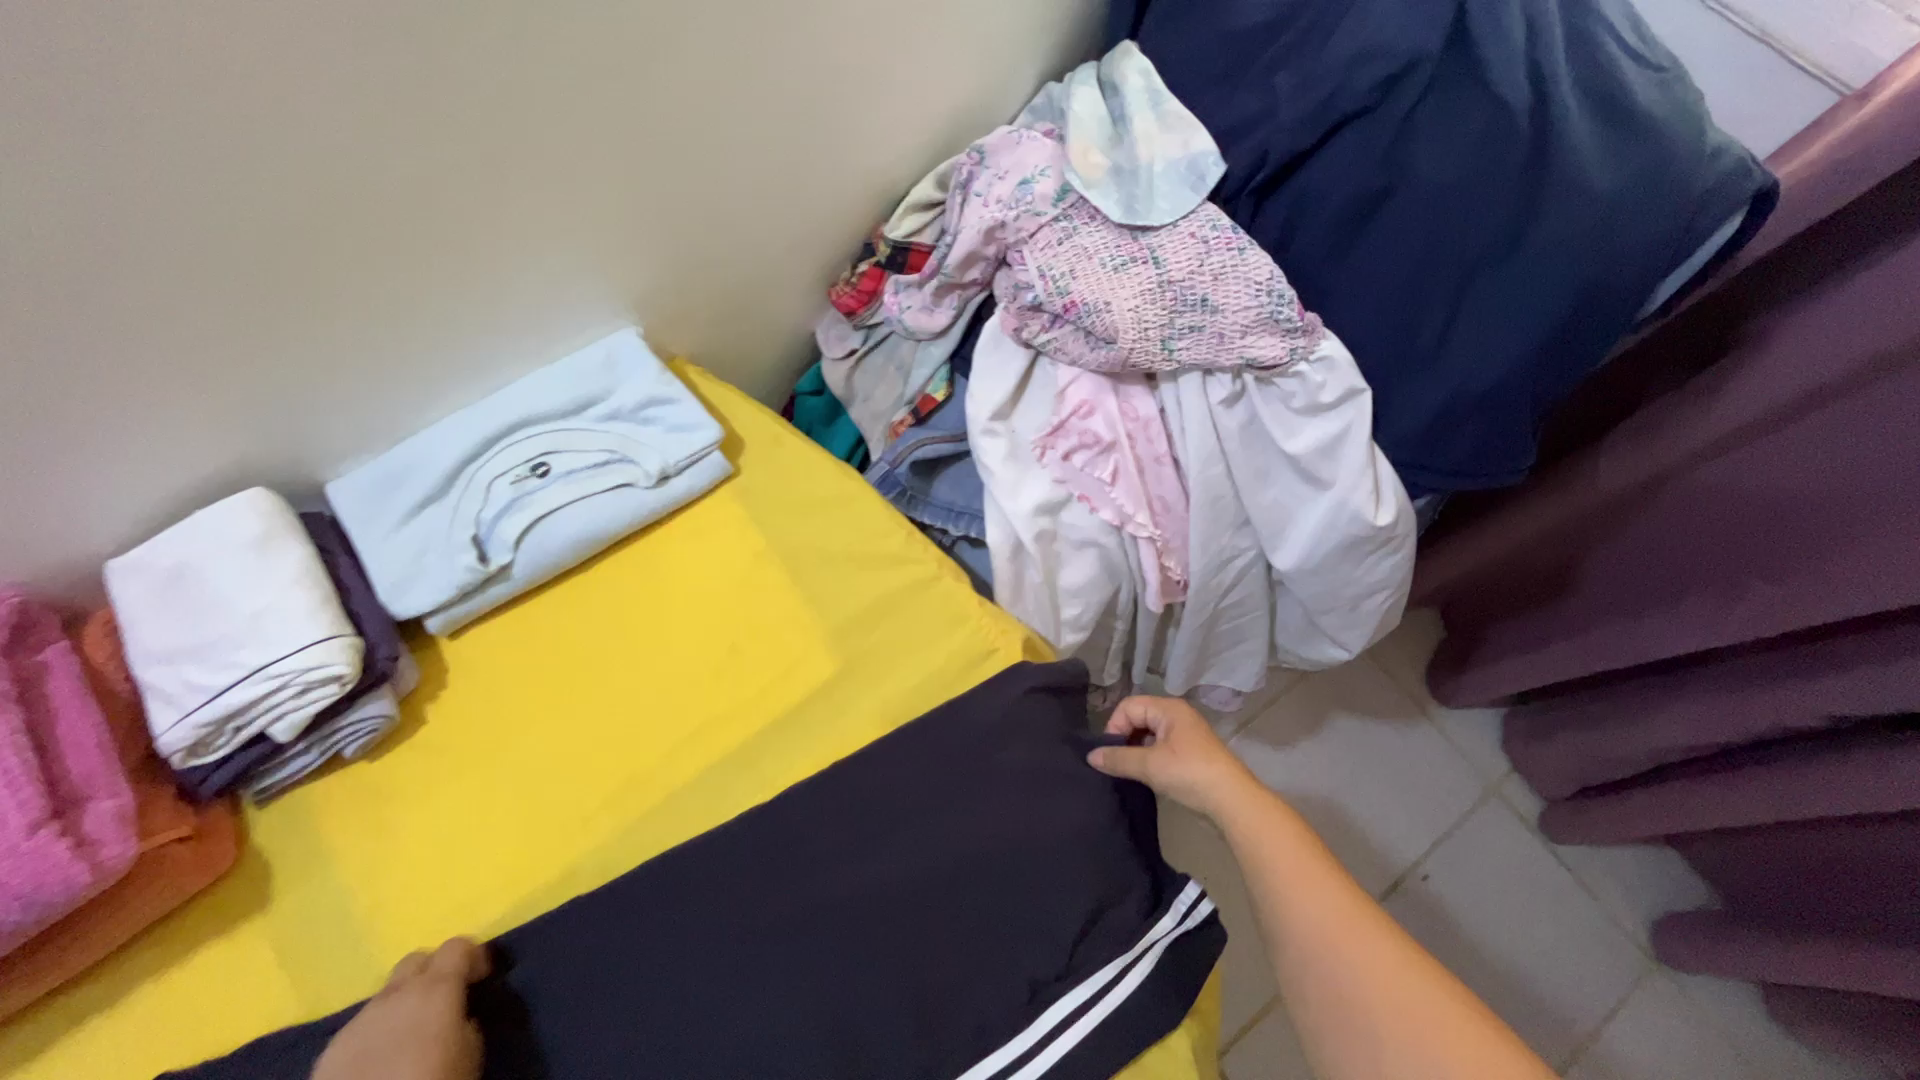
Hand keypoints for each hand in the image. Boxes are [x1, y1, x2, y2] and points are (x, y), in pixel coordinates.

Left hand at [313, 937, 489, 1079]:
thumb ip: (467, 1020)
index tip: (480, 978)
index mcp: (436, 988)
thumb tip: (458, 1014)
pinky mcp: (333, 1047)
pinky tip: (382, 1058)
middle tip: (445, 1000)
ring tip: (411, 1035)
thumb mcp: (471, 1052)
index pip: (456, 945)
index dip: (473, 956)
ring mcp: (360, 1018)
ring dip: (404, 1004)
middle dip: (434, 971)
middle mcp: (395, 994)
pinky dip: (379, 1031)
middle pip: (416, 960)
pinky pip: (364, 1025)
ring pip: (387, 995)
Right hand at [1086, 696, 1265, 820]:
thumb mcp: (1150, 765)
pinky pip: (1160, 749)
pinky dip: (1148, 759)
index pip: (1128, 707)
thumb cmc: (1190, 774)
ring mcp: (1185, 735)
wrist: (1232, 801)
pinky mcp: (1189, 754)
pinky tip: (1145, 777)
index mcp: (1169, 709)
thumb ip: (1118, 758)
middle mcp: (1177, 716)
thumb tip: (1091, 756)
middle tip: (1117, 763)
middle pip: (1138, 718)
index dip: (1115, 727)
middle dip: (1124, 739)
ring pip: (1148, 735)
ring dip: (1136, 751)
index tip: (1110, 753)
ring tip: (1129, 772)